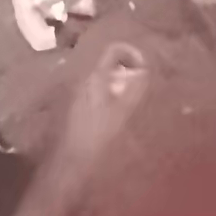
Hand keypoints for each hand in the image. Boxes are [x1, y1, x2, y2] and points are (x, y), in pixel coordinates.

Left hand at [47, 39, 150, 197]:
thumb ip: (133, 88)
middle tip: (144, 87)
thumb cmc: (98, 136)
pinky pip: (98, 94)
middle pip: (108, 65)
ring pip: (103, 80)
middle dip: (128, 71)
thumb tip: (143, 70)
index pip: (114, 50)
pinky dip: (111, 98)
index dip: (131, 53)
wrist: (70, 165)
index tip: (145, 68)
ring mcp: (78, 96)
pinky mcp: (76, 110)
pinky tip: (119, 117)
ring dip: (120, 86)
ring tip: (135, 103)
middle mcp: (84, 81)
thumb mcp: (123, 112)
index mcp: (96, 77)